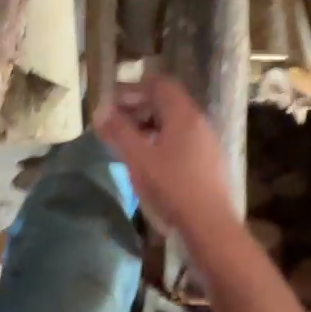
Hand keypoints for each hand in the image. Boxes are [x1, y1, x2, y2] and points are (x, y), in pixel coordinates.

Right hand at [93, 74, 240, 242]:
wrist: (210, 228)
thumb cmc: (172, 188)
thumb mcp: (138, 158)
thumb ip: (118, 132)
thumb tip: (100, 110)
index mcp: (184, 115)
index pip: (159, 84)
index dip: (133, 88)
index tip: (111, 101)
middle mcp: (198, 122)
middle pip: (166, 102)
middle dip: (138, 106)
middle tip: (114, 122)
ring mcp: (206, 143)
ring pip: (173, 122)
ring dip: (148, 125)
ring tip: (127, 142)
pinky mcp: (207, 162)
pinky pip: (181, 140)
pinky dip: (160, 140)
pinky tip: (147, 161)